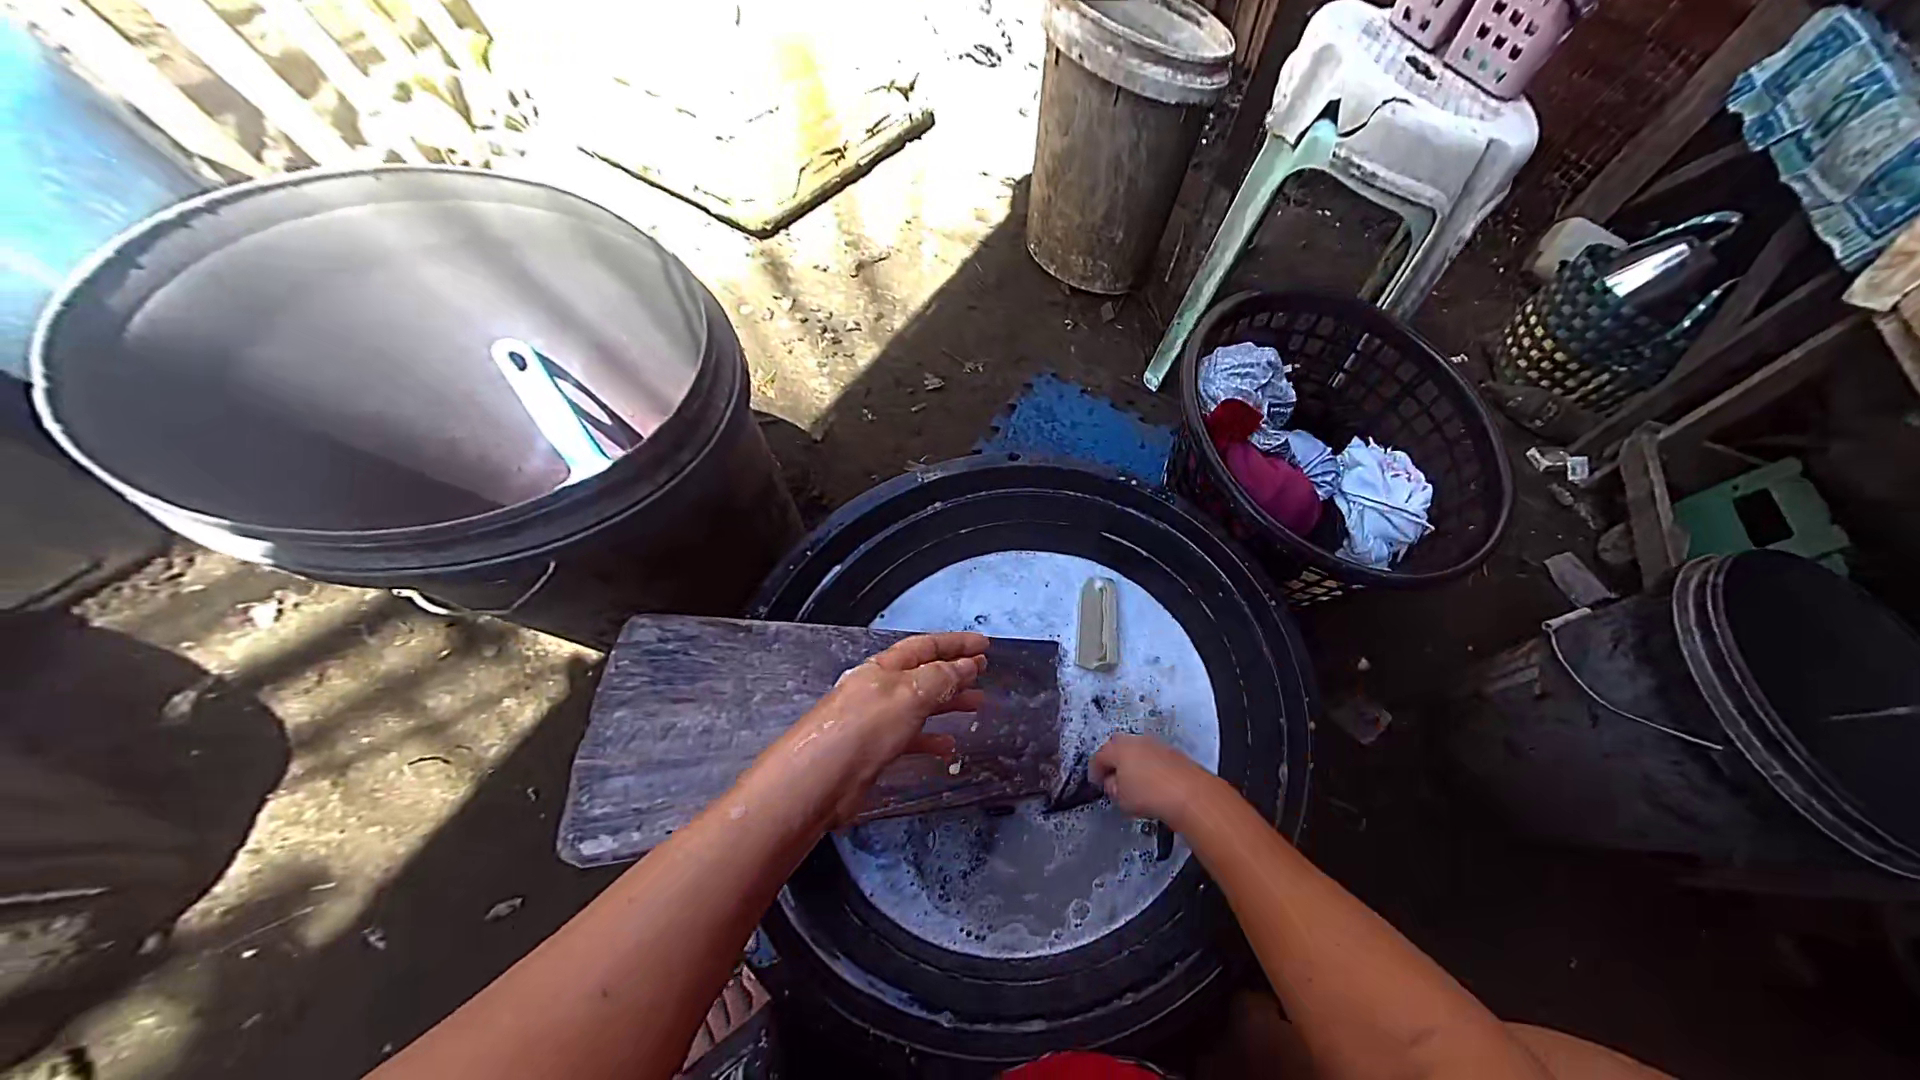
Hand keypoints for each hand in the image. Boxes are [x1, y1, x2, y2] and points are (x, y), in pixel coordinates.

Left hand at [747, 632, 988, 826]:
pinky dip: (931, 738)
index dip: (956, 643)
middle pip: (924, 673)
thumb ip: (941, 678)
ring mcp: (876, 720)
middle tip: (983, 671)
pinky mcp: (875, 750)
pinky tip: (947, 746)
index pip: (926, 646)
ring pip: (921, 705)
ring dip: (949, 702)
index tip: (983, 644)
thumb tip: (967, 665)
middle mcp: (879, 689)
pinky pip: (911, 738)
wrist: (819, 781)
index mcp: (884, 668)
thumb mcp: (908, 694)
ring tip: (976, 704)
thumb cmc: (860, 730)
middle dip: (955, 670)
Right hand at [1090, 734, 1216, 826]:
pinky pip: (1155, 757)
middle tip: (1113, 779)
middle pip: (1117, 748)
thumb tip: (1113, 785)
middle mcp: (1136, 741)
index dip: (1095, 771)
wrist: (1190, 795)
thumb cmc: (1153, 795)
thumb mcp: (1120, 799)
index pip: (1099, 757)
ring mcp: (1156, 745)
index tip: (1097, 781)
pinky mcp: (1173, 753)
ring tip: (1135, 785)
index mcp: (1117, 748)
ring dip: (1133, 763)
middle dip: (1114, 762)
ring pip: (1137, 750)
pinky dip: (1151, 768)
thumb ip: (1111, 788)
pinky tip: (1154, 785)